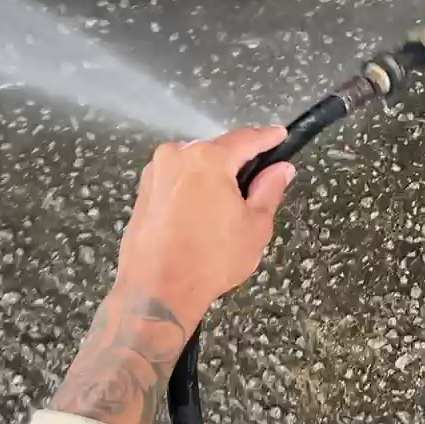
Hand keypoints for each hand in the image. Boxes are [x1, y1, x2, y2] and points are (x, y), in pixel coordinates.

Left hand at [51, 127, 294, 423]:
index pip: (246, 139)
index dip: (267, 137)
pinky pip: (179, 180)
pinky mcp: (143, 192)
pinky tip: (207, 216)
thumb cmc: (211, 259)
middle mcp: (176, 157)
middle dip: (240, 164)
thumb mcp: (255, 225)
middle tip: (260, 184)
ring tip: (232, 209)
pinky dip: (196, 190)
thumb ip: (269, 189)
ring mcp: (155, 173)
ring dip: (216, 178)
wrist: (158, 289)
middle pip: (218, 151)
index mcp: (207, 159)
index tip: (280, 134)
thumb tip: (281, 169)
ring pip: (196, 166)